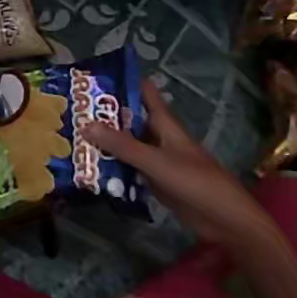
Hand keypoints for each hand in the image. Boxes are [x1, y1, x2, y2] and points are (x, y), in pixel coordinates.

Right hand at [81, 79, 271, 248]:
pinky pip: (130, 168)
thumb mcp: (156, 161)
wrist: (224, 220)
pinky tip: (91, 167)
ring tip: (73, 137)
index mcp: (164, 124)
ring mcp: (158, 159)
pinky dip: (113, 166)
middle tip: (72, 110)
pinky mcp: (156, 181)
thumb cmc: (195, 182)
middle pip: (130, 119)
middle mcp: (159, 137)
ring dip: (106, 142)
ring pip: (128, 144)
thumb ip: (123, 145)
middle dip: (105, 114)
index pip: (144, 92)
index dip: (123, 81)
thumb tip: (85, 124)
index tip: (94, 77)